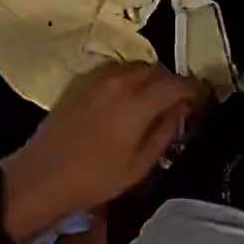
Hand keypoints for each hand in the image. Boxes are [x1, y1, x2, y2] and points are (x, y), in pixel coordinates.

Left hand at [0, 62, 203, 242]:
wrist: (43, 175)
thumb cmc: (95, 178)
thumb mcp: (139, 165)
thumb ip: (165, 131)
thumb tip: (182, 108)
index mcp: (138, 103)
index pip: (176, 83)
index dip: (193, 89)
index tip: (200, 99)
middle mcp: (121, 81)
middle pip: (157, 69)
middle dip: (172, 83)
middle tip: (177, 104)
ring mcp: (99, 77)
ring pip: (137, 66)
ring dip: (150, 78)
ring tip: (152, 101)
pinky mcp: (83, 79)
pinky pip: (116, 68)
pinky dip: (128, 76)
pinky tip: (125, 97)